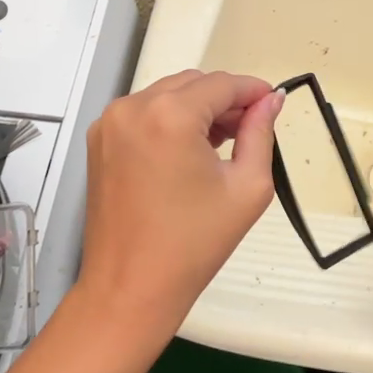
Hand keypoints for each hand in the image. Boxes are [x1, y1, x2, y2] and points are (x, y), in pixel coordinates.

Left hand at [76, 70, 285, 335]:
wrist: (130, 288)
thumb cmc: (194, 244)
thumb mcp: (246, 188)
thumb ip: (260, 134)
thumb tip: (270, 101)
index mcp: (170, 116)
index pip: (222, 84)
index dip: (252, 90)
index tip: (273, 103)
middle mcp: (134, 108)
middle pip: (192, 83)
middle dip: (224, 100)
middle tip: (250, 130)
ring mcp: (110, 123)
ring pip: (167, 95)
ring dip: (197, 109)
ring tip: (221, 145)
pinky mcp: (99, 140)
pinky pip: (144, 113)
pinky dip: (169, 121)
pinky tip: (187, 153)